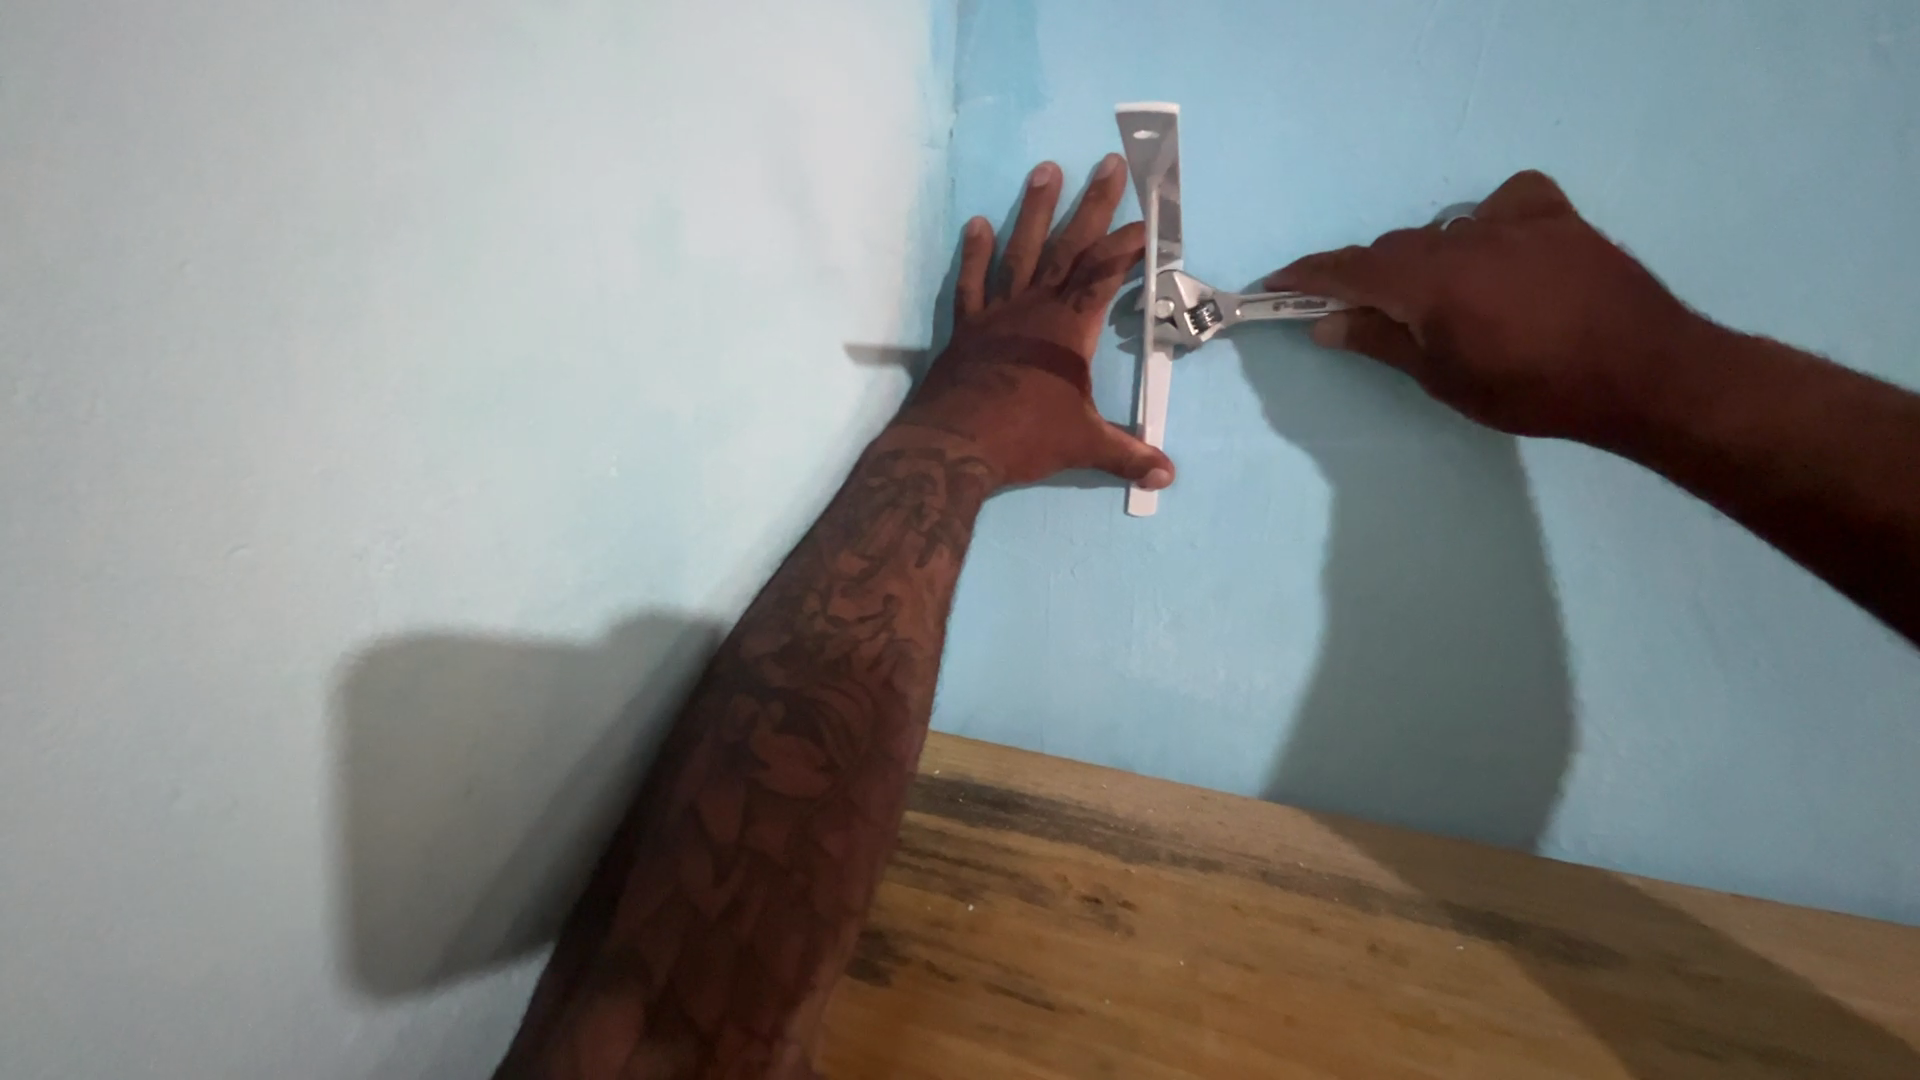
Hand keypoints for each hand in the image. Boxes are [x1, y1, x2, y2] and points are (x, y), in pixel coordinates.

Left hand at [893, 157, 1175, 489]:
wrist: (955, 443)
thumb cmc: (1024, 437)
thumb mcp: (1083, 445)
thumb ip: (1126, 455)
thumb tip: (1168, 477)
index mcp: (1069, 330)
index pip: (1106, 275)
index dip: (1129, 246)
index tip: (1151, 220)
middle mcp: (1035, 310)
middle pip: (1070, 248)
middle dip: (1094, 206)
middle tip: (1110, 164)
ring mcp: (997, 314)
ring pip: (1021, 252)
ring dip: (1035, 211)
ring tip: (1046, 168)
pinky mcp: (966, 328)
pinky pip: (971, 283)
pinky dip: (974, 254)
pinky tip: (977, 223)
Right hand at [1265, 170, 1706, 442]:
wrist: (1644, 374)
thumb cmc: (1530, 390)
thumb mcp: (1440, 377)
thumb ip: (1379, 341)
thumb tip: (1324, 322)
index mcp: (1429, 281)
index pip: (1349, 268)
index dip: (1306, 274)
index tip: (1274, 284)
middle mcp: (1464, 239)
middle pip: (1390, 248)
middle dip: (1362, 276)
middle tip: (1353, 312)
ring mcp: (1514, 222)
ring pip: (1440, 230)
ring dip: (1417, 259)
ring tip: (1428, 297)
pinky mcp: (1557, 218)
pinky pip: (1504, 202)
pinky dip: (1482, 220)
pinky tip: (1492, 246)